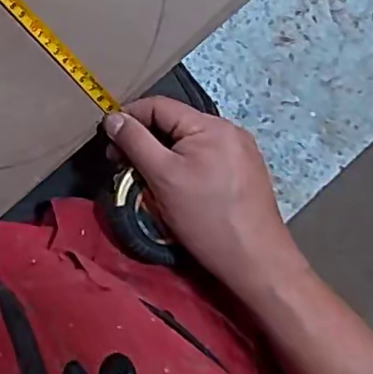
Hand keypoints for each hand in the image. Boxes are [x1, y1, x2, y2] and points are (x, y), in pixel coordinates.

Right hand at [103, 98, 308, 293]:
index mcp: (211, 125)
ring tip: (147, 178)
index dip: (128, 119)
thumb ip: (134, 140)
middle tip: (124, 165)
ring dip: (160, 154)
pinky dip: (181, 165)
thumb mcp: (162, 176)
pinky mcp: (244, 172)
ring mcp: (240, 152)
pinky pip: (202, 156)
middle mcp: (229, 130)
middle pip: (172, 123)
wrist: (260, 268)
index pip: (157, 105)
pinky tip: (175, 187)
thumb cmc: (207, 219)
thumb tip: (112, 117)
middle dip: (143, 140)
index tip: (111, 145)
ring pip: (185, 141)